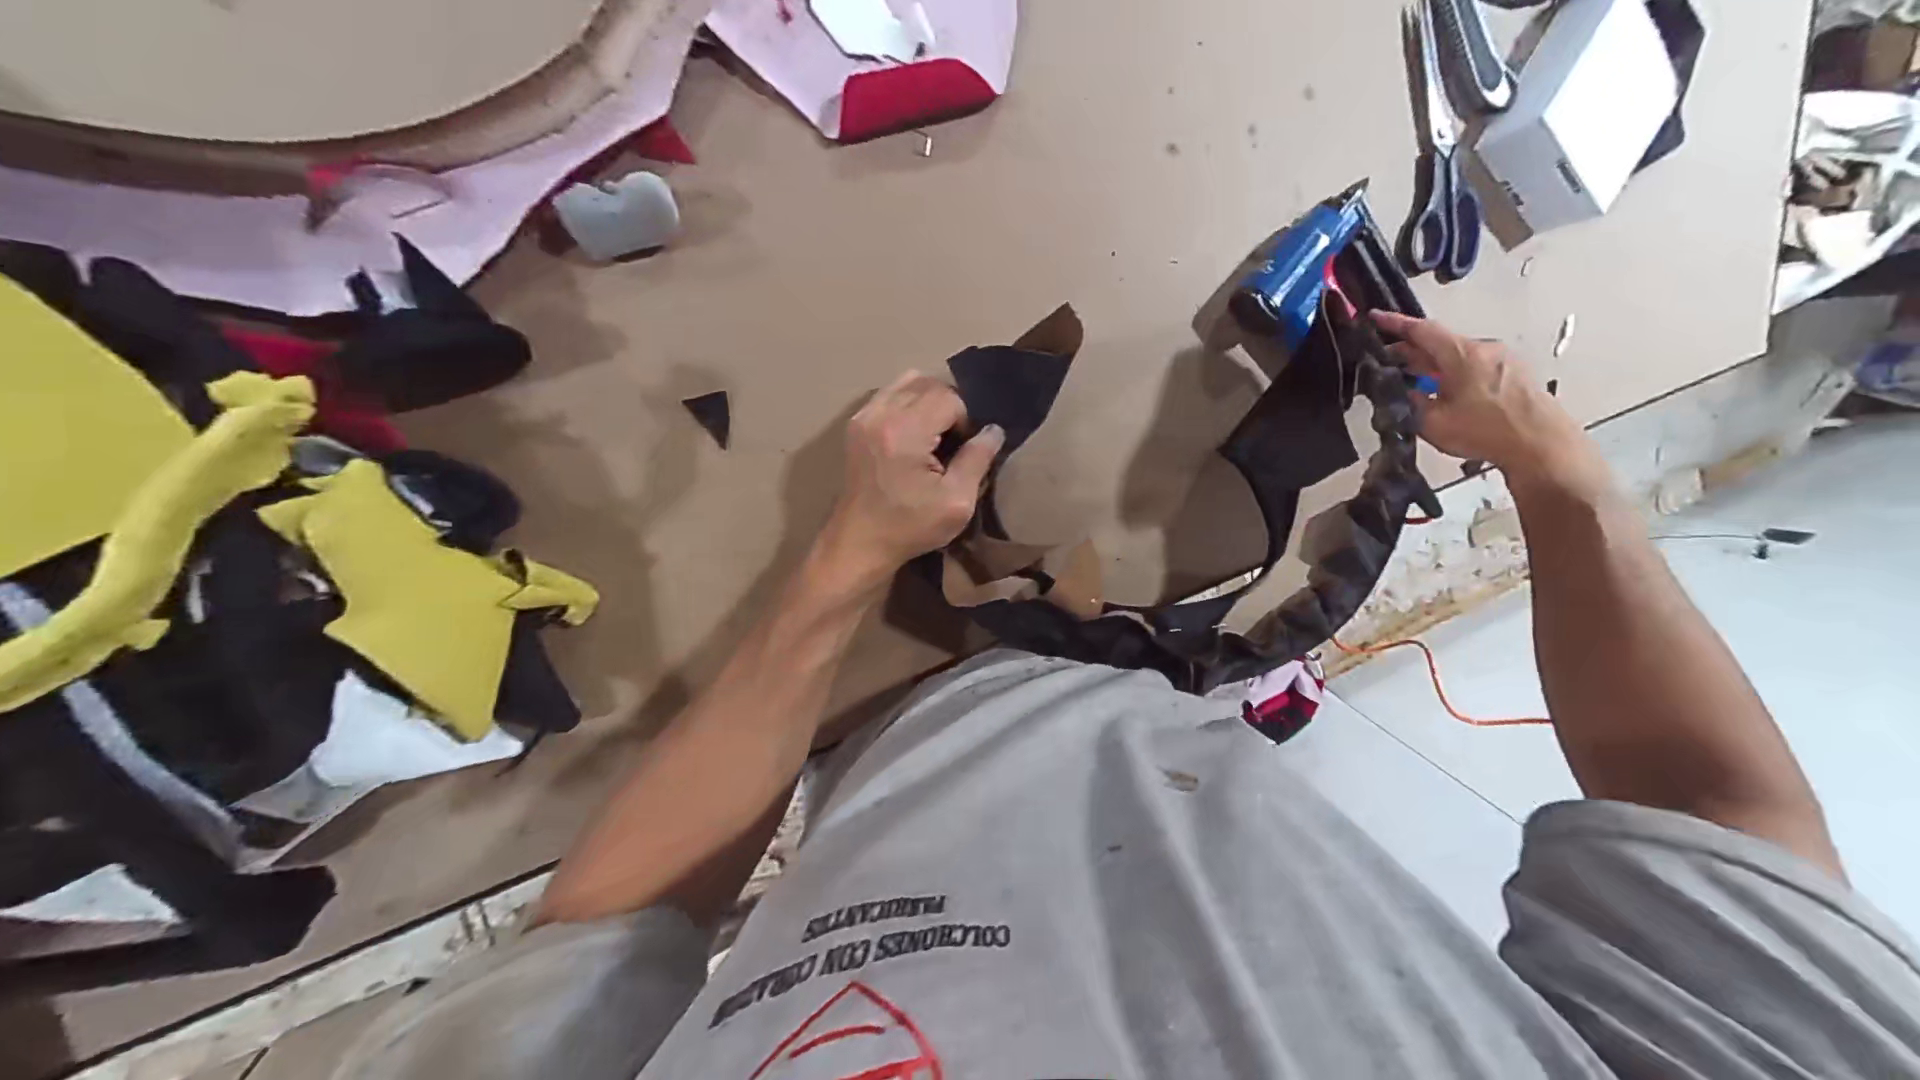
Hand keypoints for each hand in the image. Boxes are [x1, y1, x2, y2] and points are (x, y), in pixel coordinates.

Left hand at [820, 371, 1003, 585]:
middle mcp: (880, 413)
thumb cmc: (909, 527)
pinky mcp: (856, 424)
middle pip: (928, 383)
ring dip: (929, 402)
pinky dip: (908, 404)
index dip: (966, 421)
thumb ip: (978, 459)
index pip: (949, 397)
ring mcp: (863, 416)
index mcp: (904, 431)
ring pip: (908, 383)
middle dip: (949, 408)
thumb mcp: (956, 502)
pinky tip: (913, 435)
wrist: (859, 543)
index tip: (963, 452)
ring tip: (933, 437)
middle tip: (951, 445)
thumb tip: (993, 431)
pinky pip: (889, 394)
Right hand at [1373, 311, 1587, 480]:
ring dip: (1431, 363)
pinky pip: (1473, 365)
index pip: (1422, 331)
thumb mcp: (1432, 422)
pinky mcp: (1512, 374)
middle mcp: (1484, 350)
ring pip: (1456, 355)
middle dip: (1409, 349)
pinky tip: (1441, 390)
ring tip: (1410, 378)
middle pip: (1439, 342)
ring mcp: (1501, 360)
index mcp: (1462, 355)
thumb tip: (1407, 391)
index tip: (1374, 317)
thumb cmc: (1486, 431)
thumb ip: (1413, 401)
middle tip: (1384, 358)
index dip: (1394, 323)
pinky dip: (1451, 372)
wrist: (1540, 444)